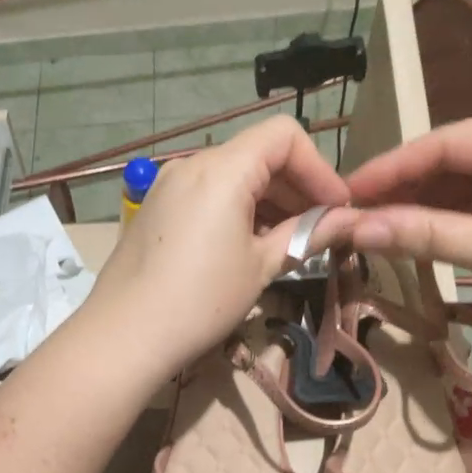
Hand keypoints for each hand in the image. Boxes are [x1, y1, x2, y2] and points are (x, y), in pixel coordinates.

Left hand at [75, 116, 354, 373]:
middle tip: (317, 230)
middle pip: (256, 154)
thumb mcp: (261, 267)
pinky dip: (233, 210)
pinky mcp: (152, 210)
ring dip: (265, 201)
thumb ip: (305, 234)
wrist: (124, 336)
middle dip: (294, 187)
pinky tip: (244, 248)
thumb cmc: (200, 301)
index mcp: (222, 169)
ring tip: (284, 244)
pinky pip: (204, 195)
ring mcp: (165, 186)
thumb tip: (347, 220)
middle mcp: (190, 165)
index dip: (318, 168)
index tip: (336, 208)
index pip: (284, 136)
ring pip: (230, 176)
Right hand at [323, 118, 471, 355]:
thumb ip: (423, 235)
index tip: (345, 194)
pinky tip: (435, 236)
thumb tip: (351, 229)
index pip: (449, 141)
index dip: (392, 166)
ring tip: (387, 231)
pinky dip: (464, 218)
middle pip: (464, 158)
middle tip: (358, 217)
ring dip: (434, 205)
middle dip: (409, 187)